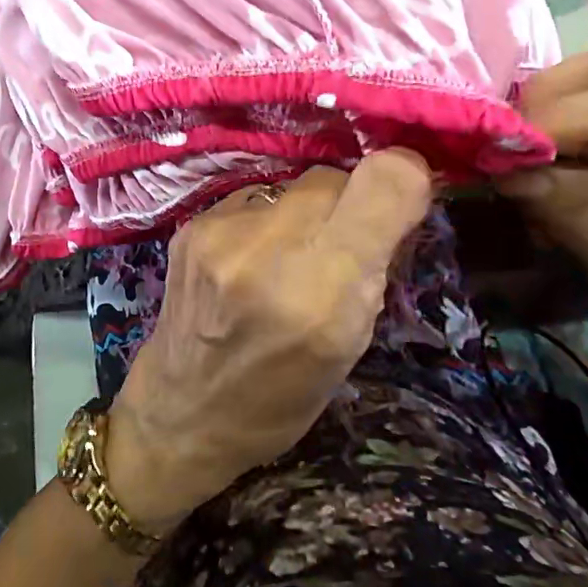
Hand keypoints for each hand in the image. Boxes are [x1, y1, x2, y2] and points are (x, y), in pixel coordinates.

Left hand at [105, 151, 433, 532]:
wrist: (182, 409)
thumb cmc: (278, 397)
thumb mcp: (349, 347)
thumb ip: (374, 268)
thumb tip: (397, 201)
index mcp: (322, 294)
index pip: (385, 183)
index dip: (405, 180)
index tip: (403, 202)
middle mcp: (266, 250)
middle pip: (334, 178)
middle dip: (349, 205)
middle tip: (338, 248)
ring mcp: (219, 233)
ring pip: (291, 185)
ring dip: (303, 213)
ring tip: (288, 259)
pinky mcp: (190, 226)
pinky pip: (252, 199)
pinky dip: (264, 221)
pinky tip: (250, 259)